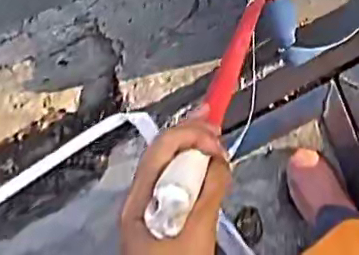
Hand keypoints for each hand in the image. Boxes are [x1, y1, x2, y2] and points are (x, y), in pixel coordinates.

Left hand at [119, 106, 231, 254]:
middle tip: (217, 125)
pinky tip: (208, 175)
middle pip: (163, 154)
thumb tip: (220, 160)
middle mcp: (139, 203)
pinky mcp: (161, 230)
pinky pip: (176, 191)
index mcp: (138, 200)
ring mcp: (148, 217)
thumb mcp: (197, 234)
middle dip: (191, 135)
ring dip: (193, 153)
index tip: (217, 131)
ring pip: (170, 171)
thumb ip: (209, 192)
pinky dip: (193, 177)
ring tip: (215, 144)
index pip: (162, 146)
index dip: (191, 132)